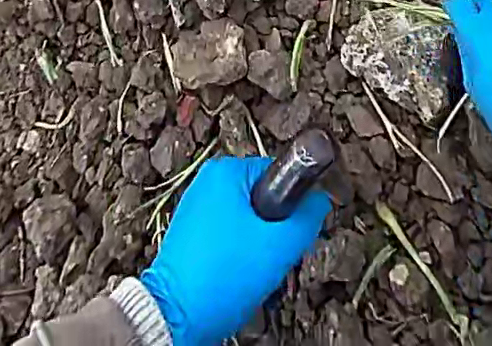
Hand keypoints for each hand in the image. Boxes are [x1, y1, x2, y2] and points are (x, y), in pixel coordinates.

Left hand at [139, 157, 329, 345]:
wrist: (170, 321)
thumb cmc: (222, 277)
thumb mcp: (279, 246)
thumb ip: (308, 217)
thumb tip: (321, 200)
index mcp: (226, 171)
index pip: (278, 175)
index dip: (293, 205)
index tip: (294, 232)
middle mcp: (208, 181)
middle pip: (262, 197)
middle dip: (274, 228)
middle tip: (275, 255)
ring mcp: (195, 206)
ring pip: (246, 218)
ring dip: (258, 242)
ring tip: (254, 269)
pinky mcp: (188, 232)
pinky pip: (227, 232)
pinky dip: (238, 251)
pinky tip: (238, 274)